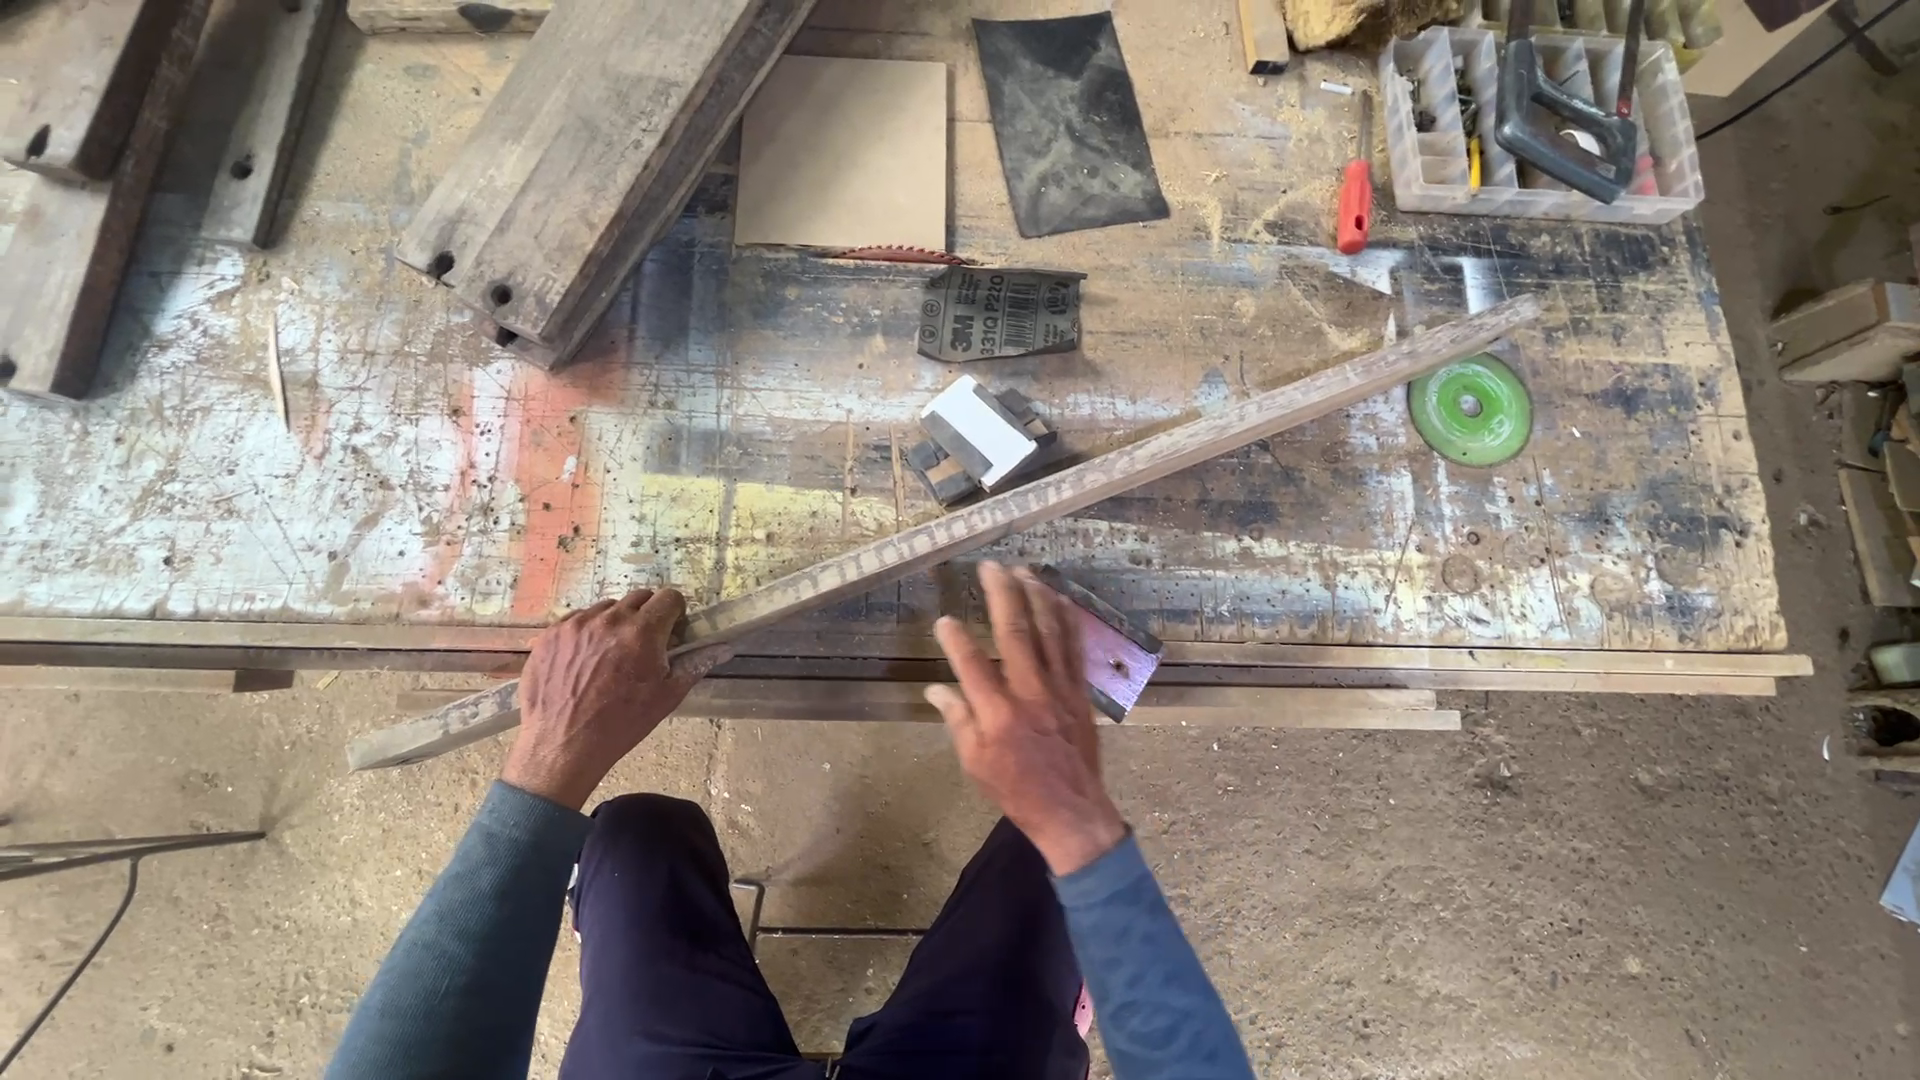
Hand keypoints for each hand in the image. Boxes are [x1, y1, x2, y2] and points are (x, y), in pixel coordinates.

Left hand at [502, 588, 730, 809]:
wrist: (562, 745)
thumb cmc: (622, 723)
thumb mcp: (667, 696)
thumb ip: (696, 664)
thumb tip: (724, 648)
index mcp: (643, 632)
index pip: (669, 597)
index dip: (675, 612)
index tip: (672, 630)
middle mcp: (609, 619)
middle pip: (639, 597)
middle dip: (647, 615)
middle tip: (644, 644)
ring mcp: (575, 624)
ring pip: (606, 608)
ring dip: (616, 622)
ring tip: (611, 654)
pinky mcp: (550, 634)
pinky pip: (577, 620)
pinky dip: (587, 633)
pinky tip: (585, 661)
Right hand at [925, 561, 1127, 875]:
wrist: (1071, 811)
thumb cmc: (1016, 790)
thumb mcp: (974, 764)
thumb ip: (957, 721)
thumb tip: (935, 690)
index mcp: (998, 714)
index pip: (971, 664)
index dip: (955, 638)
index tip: (943, 619)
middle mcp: (1030, 692)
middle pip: (1015, 632)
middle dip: (1001, 595)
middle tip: (990, 567)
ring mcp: (1060, 688)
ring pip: (1049, 631)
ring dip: (1036, 596)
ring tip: (1023, 570)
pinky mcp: (1080, 691)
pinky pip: (1074, 646)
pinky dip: (1066, 618)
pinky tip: (1059, 598)